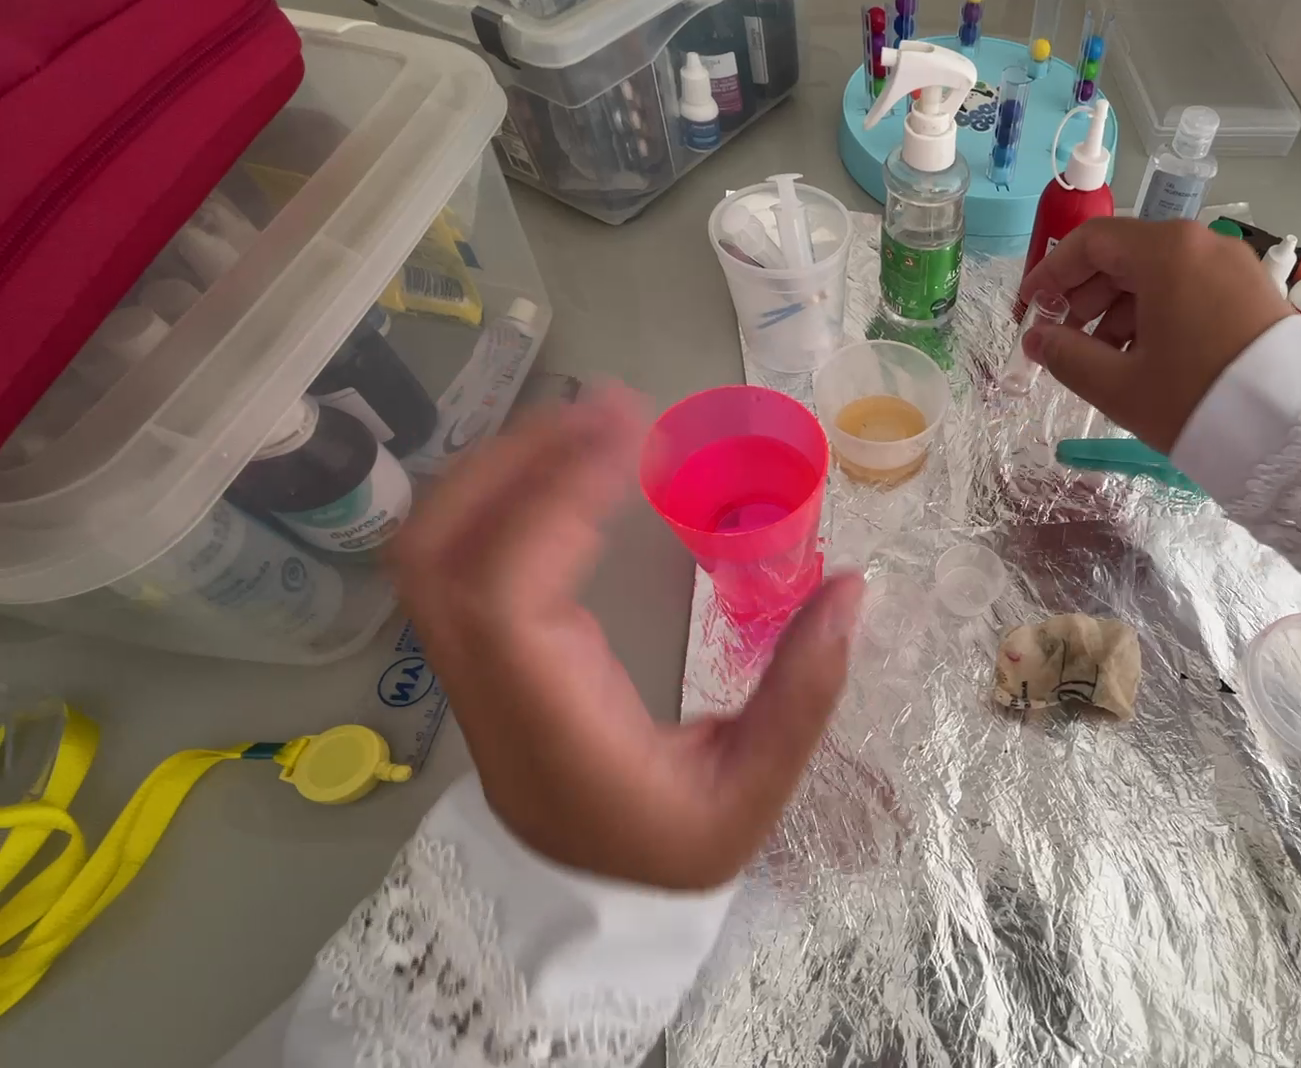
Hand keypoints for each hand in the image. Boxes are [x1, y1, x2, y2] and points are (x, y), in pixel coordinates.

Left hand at [387, 389, 863, 890]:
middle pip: (443, 550)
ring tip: (588, 424)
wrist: (595, 905)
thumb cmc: (676, 853)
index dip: (558, 500)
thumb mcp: (757, 790)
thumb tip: (851, 586)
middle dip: (520, 458)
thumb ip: (804, 690)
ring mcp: (472, 675)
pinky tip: (563, 474)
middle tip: (612, 408)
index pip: (510, 595)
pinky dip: (500, 499)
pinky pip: (461, 563)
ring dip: (503, 469)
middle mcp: (491, 691)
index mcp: (554, 724)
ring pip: (436, 550)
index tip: (634, 437)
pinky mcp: (482, 662)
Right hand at [1018, 218, 1293, 451]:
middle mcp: (1202, 243)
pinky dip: (1156, 314)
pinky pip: (1189, 289)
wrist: (1288, 429)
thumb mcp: (1118, 385)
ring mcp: (1233, 265)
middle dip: (1084, 298)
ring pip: (1158, 275)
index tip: (1030, 310)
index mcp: (1166, 252)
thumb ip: (1066, 356)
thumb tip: (1036, 340)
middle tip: (1064, 342)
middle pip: (1125, 256)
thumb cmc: (1192, 400)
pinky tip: (1147, 358)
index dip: (1051, 275)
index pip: (1090, 242)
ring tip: (1105, 361)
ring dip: (1118, 311)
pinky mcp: (1252, 292)